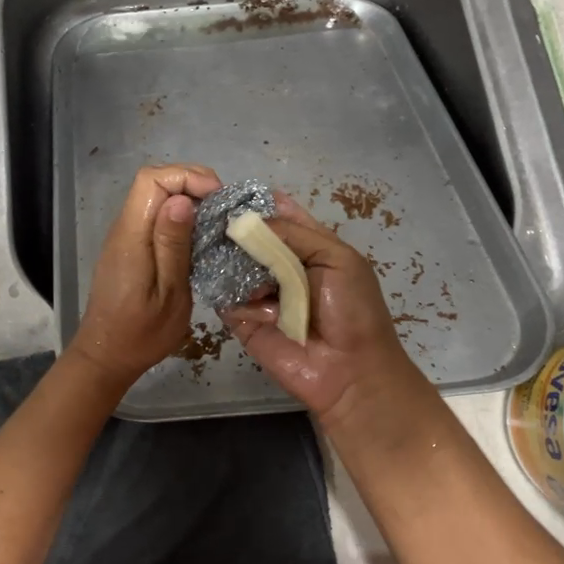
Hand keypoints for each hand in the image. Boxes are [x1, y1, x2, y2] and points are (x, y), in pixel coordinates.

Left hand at [69, 164, 221, 386]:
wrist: (107, 355)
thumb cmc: (141, 333)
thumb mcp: (170, 294)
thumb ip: (174, 245)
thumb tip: (182, 200)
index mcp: (132, 235)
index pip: (152, 179)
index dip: (187, 176)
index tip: (217, 198)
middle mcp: (124, 227)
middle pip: (153, 181)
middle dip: (191, 182)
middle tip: (222, 209)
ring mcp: (124, 236)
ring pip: (154, 196)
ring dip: (188, 198)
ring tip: (216, 222)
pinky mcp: (130, 247)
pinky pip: (154, 215)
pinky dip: (179, 216)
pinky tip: (198, 237)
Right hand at [221, 195, 429, 427]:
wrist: (351, 372)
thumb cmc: (353, 309)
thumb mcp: (336, 258)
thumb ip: (293, 233)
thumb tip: (247, 219)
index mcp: (306, 246)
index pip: (276, 214)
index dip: (256, 202)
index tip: (228, 191)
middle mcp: (278, 265)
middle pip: (247, 237)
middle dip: (232, 228)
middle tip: (210, 218)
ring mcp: (258, 292)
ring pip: (230, 264)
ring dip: (229, 261)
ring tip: (230, 260)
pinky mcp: (242, 319)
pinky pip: (225, 298)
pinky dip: (236, 297)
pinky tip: (257, 308)